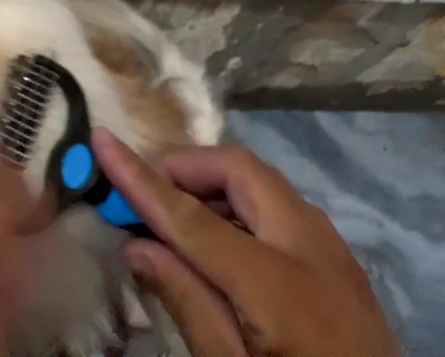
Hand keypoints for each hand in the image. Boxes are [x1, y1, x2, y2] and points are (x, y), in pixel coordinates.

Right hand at [93, 130, 397, 356]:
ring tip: (180, 225)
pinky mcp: (343, 261)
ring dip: (214, 184)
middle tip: (146, 196)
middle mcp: (311, 249)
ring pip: (264, 181)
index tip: (100, 139)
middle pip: (238, 170)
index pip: (190, 216)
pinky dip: (243, 204)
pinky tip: (224, 245)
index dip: (138, 177)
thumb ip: (187, 305)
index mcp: (277, 286)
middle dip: (185, 167)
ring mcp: (335, 251)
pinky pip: (283, 205)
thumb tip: (137, 245)